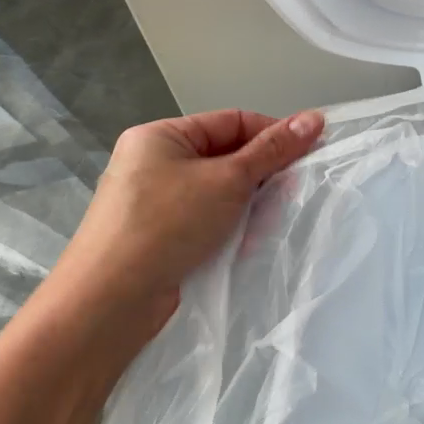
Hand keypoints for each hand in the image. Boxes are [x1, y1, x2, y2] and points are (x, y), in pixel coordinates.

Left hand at [41, 108, 324, 330]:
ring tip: (266, 224)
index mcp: (161, 136)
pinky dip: (231, 227)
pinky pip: (207, 218)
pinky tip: (246, 243)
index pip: (234, 121)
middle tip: (289, 194)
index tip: (308, 156)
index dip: (274, 135)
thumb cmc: (166, 225)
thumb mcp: (229, 180)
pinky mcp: (158, 236)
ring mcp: (154, 202)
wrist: (107, 305)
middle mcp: (154, 163)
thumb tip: (316, 118)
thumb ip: (274, 149)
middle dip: (263, 176)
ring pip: (222, 190)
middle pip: (229, 156)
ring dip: (250, 205)